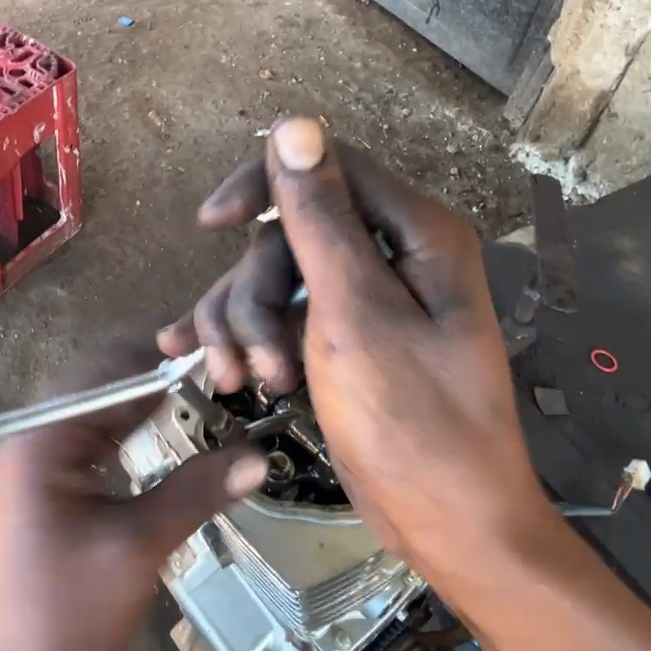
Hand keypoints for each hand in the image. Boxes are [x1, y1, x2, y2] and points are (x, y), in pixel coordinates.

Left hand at [0, 345, 267, 650]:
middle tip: (201, 366)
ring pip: (93, 410)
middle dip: (148, 373)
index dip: (153, 356)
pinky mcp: (42, 488)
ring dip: (138, 399)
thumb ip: (194, 493)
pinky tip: (155, 429)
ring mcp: (32, 463)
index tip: (200, 348)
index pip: (102, 371)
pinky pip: (87, 437)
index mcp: (39, 438)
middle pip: (95, 384)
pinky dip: (124, 427)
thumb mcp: (134, 547)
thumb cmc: (59, 614)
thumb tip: (250, 458)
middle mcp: (30, 439)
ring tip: (188, 389)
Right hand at [159, 119, 547, 564]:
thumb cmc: (413, 421)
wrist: (448, 526)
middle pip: (288, 232)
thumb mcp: (355, 312)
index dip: (263, 184)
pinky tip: (203, 359)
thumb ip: (319, 216)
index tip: (213, 222)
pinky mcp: (341, 331)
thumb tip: (292, 124)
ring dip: (243, 324)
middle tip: (248, 360)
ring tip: (238, 380)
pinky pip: (279, 310)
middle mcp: (392, 250)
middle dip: (254, 293)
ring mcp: (364, 293)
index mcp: (415, 230)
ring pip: (274, 275)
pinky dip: (243, 334)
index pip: (326, 166)